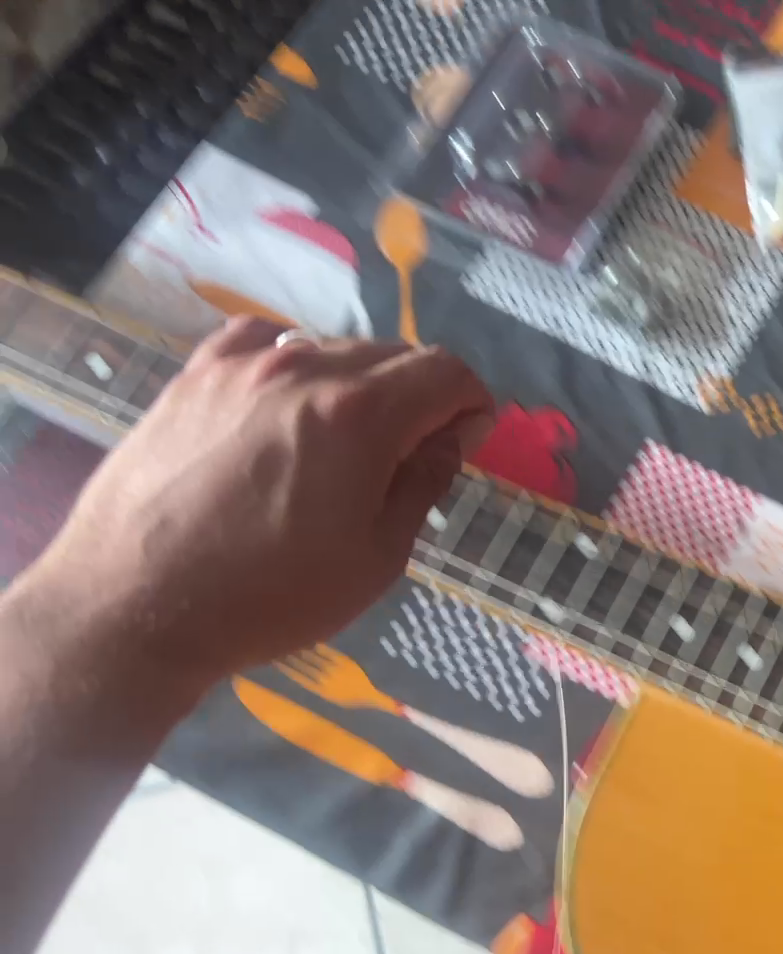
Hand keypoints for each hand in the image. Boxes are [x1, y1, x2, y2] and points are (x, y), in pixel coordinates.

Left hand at [12, 318, 493, 697]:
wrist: (132, 609)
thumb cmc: (278, 593)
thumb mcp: (384, 549)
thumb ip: (428, 476)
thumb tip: (457, 431)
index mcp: (361, 415)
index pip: (447, 373)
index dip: (474, 403)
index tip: (467, 441)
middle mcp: (303, 372)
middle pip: (397, 354)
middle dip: (427, 395)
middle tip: (418, 450)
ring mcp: (238, 368)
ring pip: (338, 348)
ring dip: (368, 383)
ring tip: (352, 439)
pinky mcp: (191, 379)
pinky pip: (264, 340)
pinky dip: (298, 360)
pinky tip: (292, 401)